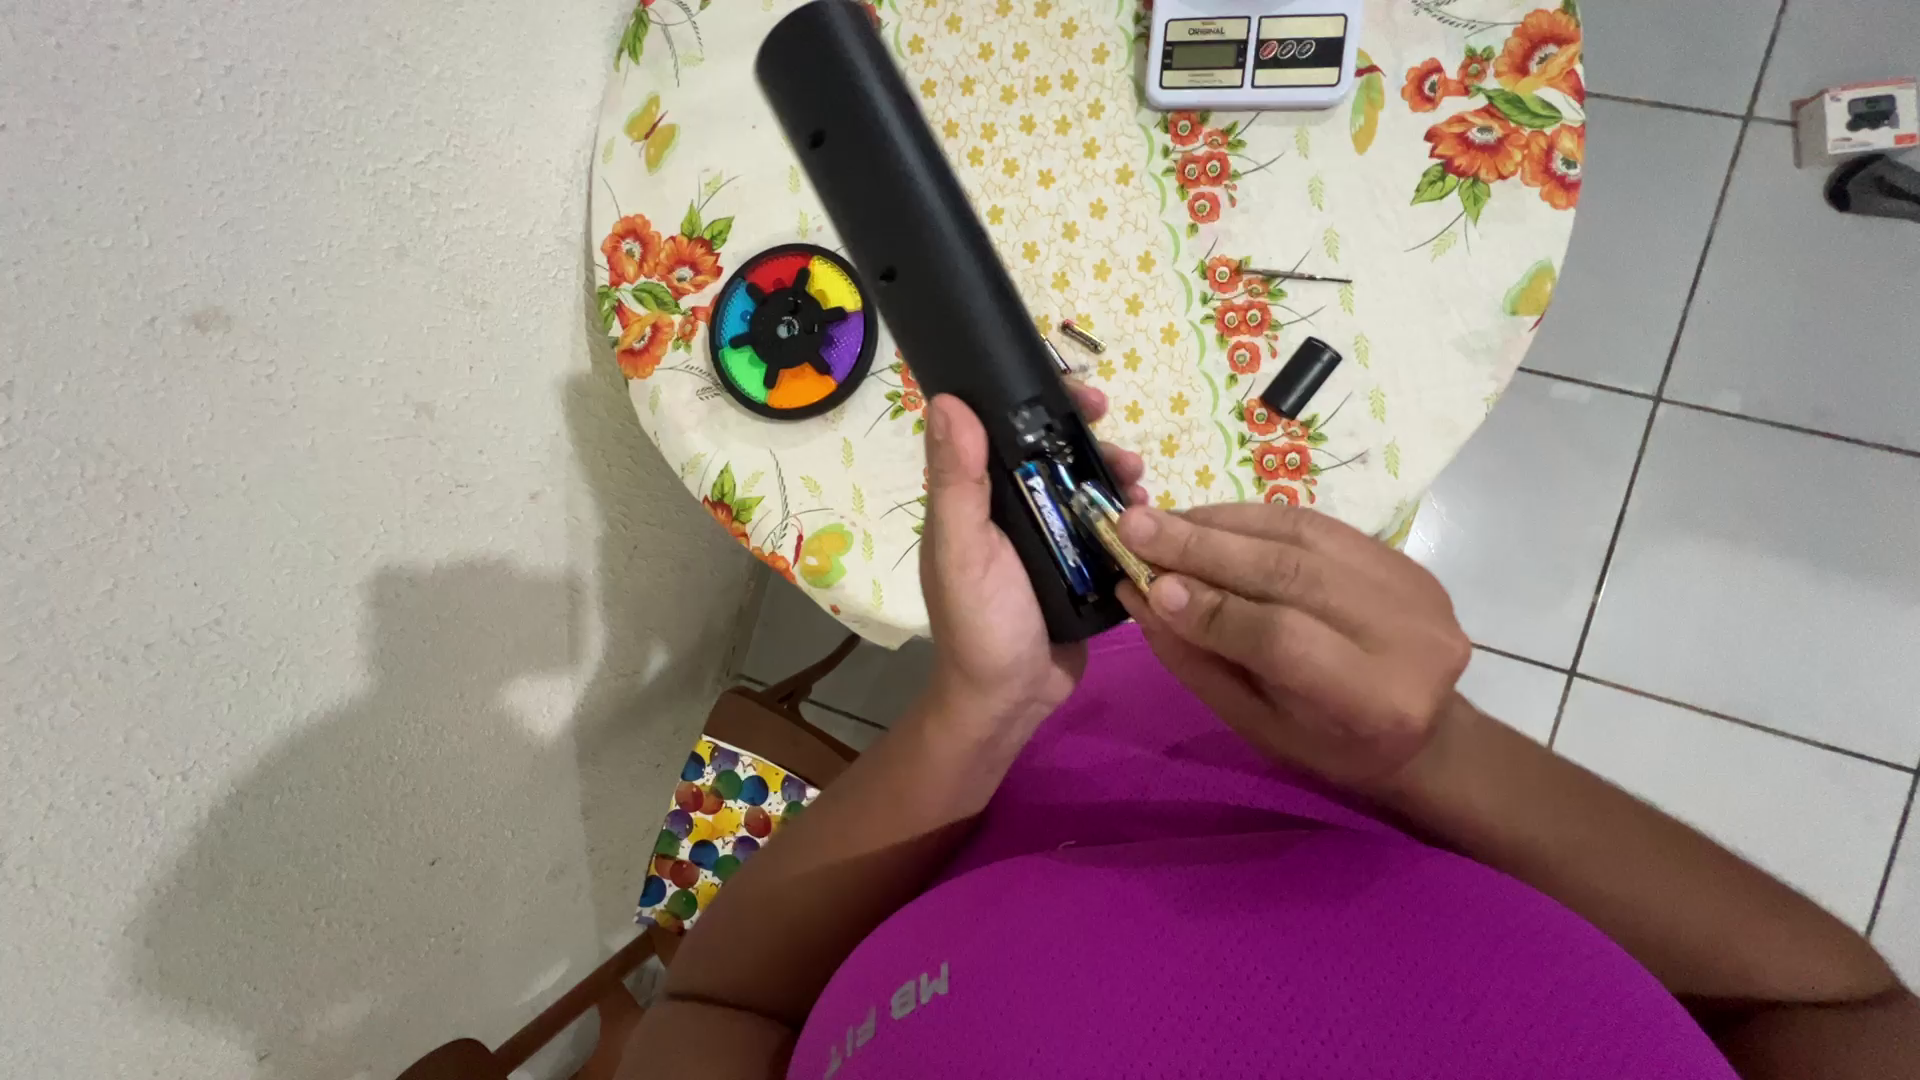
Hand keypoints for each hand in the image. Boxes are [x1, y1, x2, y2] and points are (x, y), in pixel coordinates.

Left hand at [918, 386, 1147, 744]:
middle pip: (1051, 452)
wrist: (1013, 699)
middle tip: (1114, 429)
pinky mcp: (1080, 564)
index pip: (1002, 430)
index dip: (1035, 401)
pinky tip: (1147, 513)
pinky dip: (1127, 513)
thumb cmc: (979, 624)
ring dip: (1112, 472)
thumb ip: (956, 481)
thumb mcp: (962, 550)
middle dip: (1085, 435)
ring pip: (1084, 485)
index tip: (1072, 392)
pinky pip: (1106, 526)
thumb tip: (946, 400)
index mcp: (977, 497)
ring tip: (1138, 478)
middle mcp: (1011, 509)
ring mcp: (1049, 536)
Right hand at [1114, 502, 1470, 793]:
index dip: (1213, 609)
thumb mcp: (1251, 721)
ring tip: (1158, 520)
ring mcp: (1411, 586)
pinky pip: (1311, 522)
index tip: (1147, 586)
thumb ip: (1195, 659)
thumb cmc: (1325, 744)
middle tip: (1133, 527)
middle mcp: (1406, 636)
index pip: (1283, 640)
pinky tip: (1201, 517)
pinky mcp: (1400, 556)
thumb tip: (1138, 593)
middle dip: (1201, 548)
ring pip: (1300, 536)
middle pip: (1291, 574)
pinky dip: (1246, 516)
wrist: (1423, 730)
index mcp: (1374, 701)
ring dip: (1216, 523)